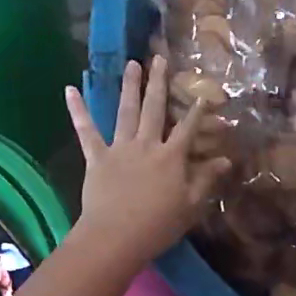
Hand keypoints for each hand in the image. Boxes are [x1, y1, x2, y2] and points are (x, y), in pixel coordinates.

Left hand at [66, 56, 231, 265]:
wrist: (116, 236)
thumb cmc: (157, 226)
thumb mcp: (190, 206)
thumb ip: (206, 180)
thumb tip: (226, 159)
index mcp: (172, 157)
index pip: (188, 128)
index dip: (197, 111)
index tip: (203, 93)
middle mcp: (147, 145)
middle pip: (155, 109)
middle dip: (159, 82)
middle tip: (159, 58)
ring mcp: (120, 149)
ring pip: (126, 111)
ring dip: (129, 86)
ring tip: (132, 64)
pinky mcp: (96, 158)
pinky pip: (86, 131)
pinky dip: (77, 110)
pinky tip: (70, 89)